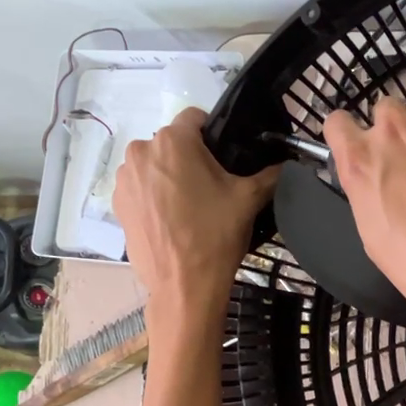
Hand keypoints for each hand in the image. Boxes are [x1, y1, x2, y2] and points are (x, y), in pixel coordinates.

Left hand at [114, 107, 278, 328]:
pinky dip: (155, 200)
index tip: (226, 160)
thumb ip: (271, 174)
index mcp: (172, 141)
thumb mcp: (250, 200)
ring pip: (154, 168)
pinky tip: (172, 223)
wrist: (183, 286)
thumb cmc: (215, 235)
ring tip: (191, 210)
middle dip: (191, 160)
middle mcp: (140, 151)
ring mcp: (124, 180)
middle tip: (213, 190)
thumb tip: (289, 164)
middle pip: (172, 145)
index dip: (214, 136)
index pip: (196, 118)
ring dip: (171, 179)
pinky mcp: (117, 206)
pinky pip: (141, 190)